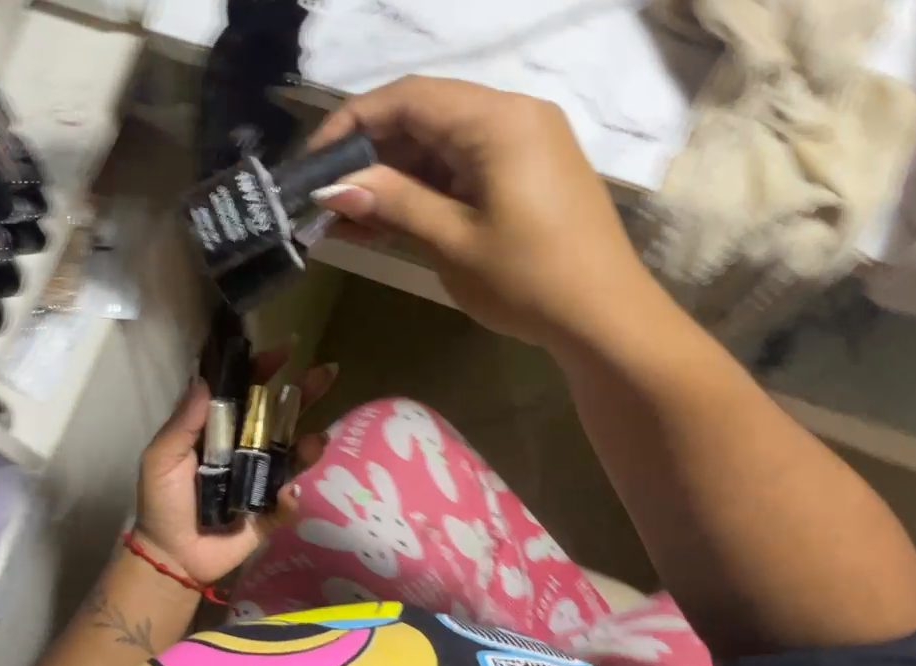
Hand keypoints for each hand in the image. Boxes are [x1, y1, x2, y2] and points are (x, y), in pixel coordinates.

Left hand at [135, 352, 331, 585]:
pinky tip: (288, 495)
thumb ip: (182, 423)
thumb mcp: (162, 458)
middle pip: (280, 417)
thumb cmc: (163, 502)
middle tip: (326, 374)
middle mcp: (244, 450)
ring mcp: (261, 481)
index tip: (283, 353)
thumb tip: (203, 381)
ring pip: (292, 455)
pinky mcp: (269, 513)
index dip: (262, 371)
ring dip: (307, 445)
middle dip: (304, 394)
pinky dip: (291, 499)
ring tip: (315, 441)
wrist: (171, 555)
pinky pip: (288, 502)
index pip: (244, 393)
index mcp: (218, 432)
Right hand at [309, 77, 667, 351]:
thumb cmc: (529, 279)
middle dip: (369, 157)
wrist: (604, 318)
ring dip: (392, 180)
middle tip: (324, 200)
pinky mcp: (525, 173)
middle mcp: (512, 116)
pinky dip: (423, 192)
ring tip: (345, 221)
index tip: (311, 163)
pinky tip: (385, 222)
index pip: (408, 98)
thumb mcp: (452, 241)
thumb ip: (392, 203)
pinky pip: (462, 169)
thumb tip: (332, 187)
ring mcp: (522, 144)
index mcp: (497, 120)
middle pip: (423, 118)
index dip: (351, 123)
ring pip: (439, 147)